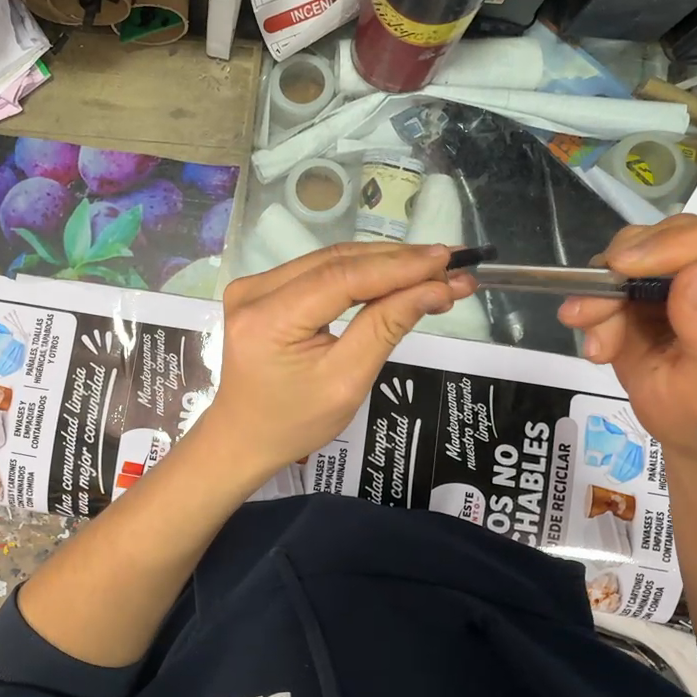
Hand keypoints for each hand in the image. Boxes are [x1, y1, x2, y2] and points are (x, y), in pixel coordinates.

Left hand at [198, 243, 473, 480]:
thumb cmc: (295, 422)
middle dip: (398, 262)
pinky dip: (359, 274)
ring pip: (330, 262)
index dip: (398, 266)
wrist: (244, 436)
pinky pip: (317, 272)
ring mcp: (252, 286)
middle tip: (452, 266)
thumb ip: (386, 328)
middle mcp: (253, 291)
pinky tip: (396, 276)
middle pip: (336, 262)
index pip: (341, 278)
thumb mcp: (347, 381)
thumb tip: (436, 288)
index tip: (448, 260)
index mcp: (266, 319)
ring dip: (383, 264)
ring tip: (435, 271)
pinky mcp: (260, 289)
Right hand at [557, 212, 696, 466]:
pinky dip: (597, 296)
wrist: (695, 434)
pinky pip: (622, 265)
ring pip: (649, 243)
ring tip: (597, 341)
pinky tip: (595, 337)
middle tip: (592, 308)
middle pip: (695, 233)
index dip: (696, 242)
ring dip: (608, 287)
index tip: (632, 267)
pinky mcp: (669, 275)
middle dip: (635, 267)